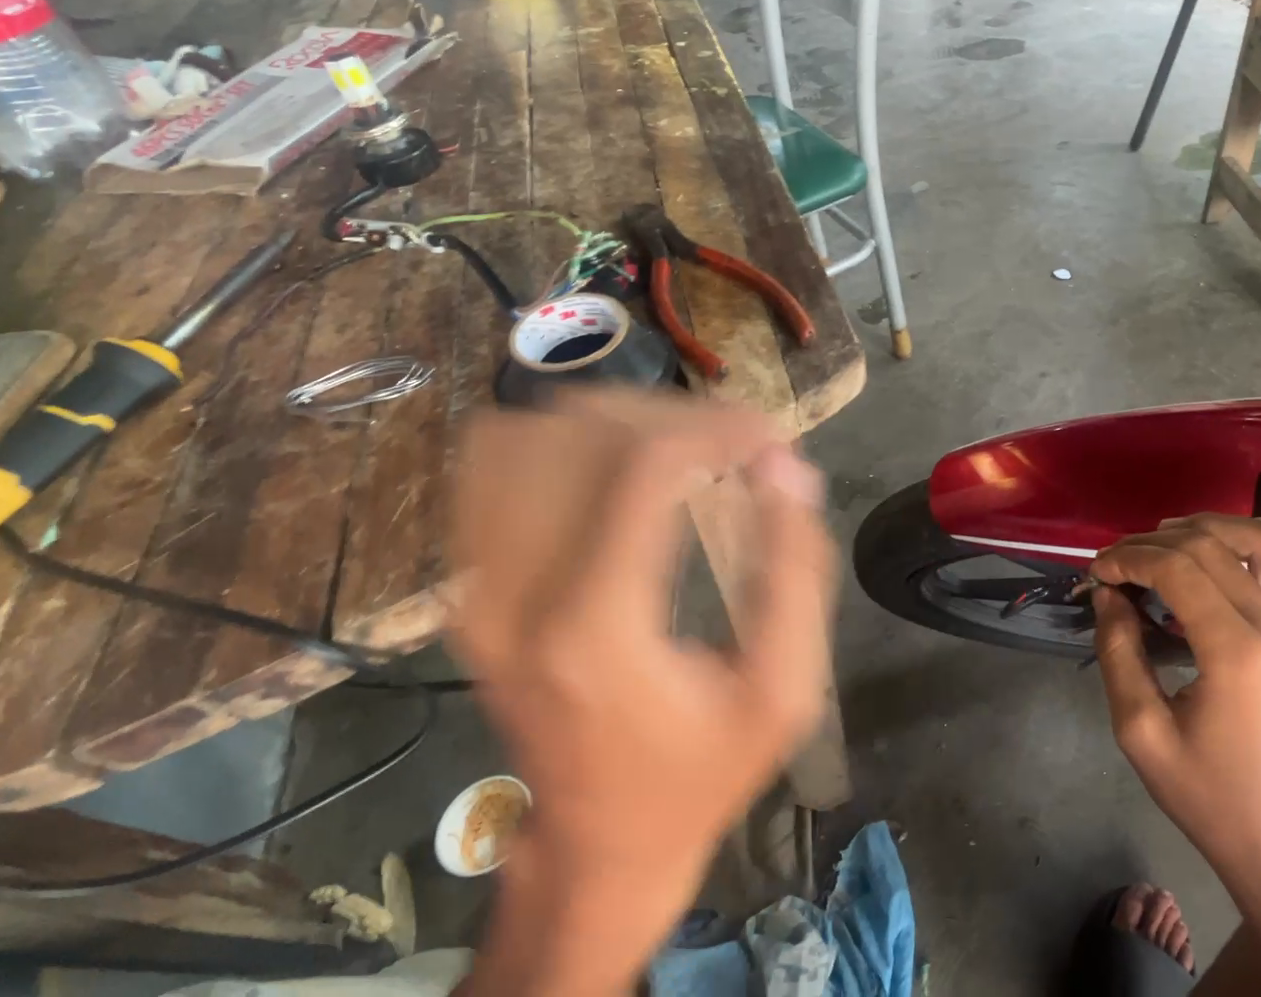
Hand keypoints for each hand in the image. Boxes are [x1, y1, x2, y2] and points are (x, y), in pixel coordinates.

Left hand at [448, 389, 834, 996]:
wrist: (597, 844)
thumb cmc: (700, 774)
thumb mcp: (782, 695)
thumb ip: (794, 576)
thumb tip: (785, 467)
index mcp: (598, 628)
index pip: (645, 467)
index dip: (717, 429)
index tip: (768, 438)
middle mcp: (516, 596)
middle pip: (577, 434)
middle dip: (668, 417)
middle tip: (728, 443)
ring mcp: (475, 592)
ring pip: (521, 436)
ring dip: (608, 423)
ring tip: (673, 448)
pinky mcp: (466, 591)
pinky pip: (487, 473)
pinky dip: (554, 446)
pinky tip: (610, 472)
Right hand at [1091, 509, 1260, 996]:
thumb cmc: (1211, 798)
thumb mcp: (1141, 733)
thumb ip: (1119, 653)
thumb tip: (1107, 595)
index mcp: (1236, 653)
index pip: (1179, 569)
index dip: (1130, 558)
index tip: (1097, 571)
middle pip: (1213, 547)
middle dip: (1153, 542)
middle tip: (1116, 562)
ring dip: (1207, 529)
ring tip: (1161, 544)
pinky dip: (1253, 540)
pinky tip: (1219, 543)